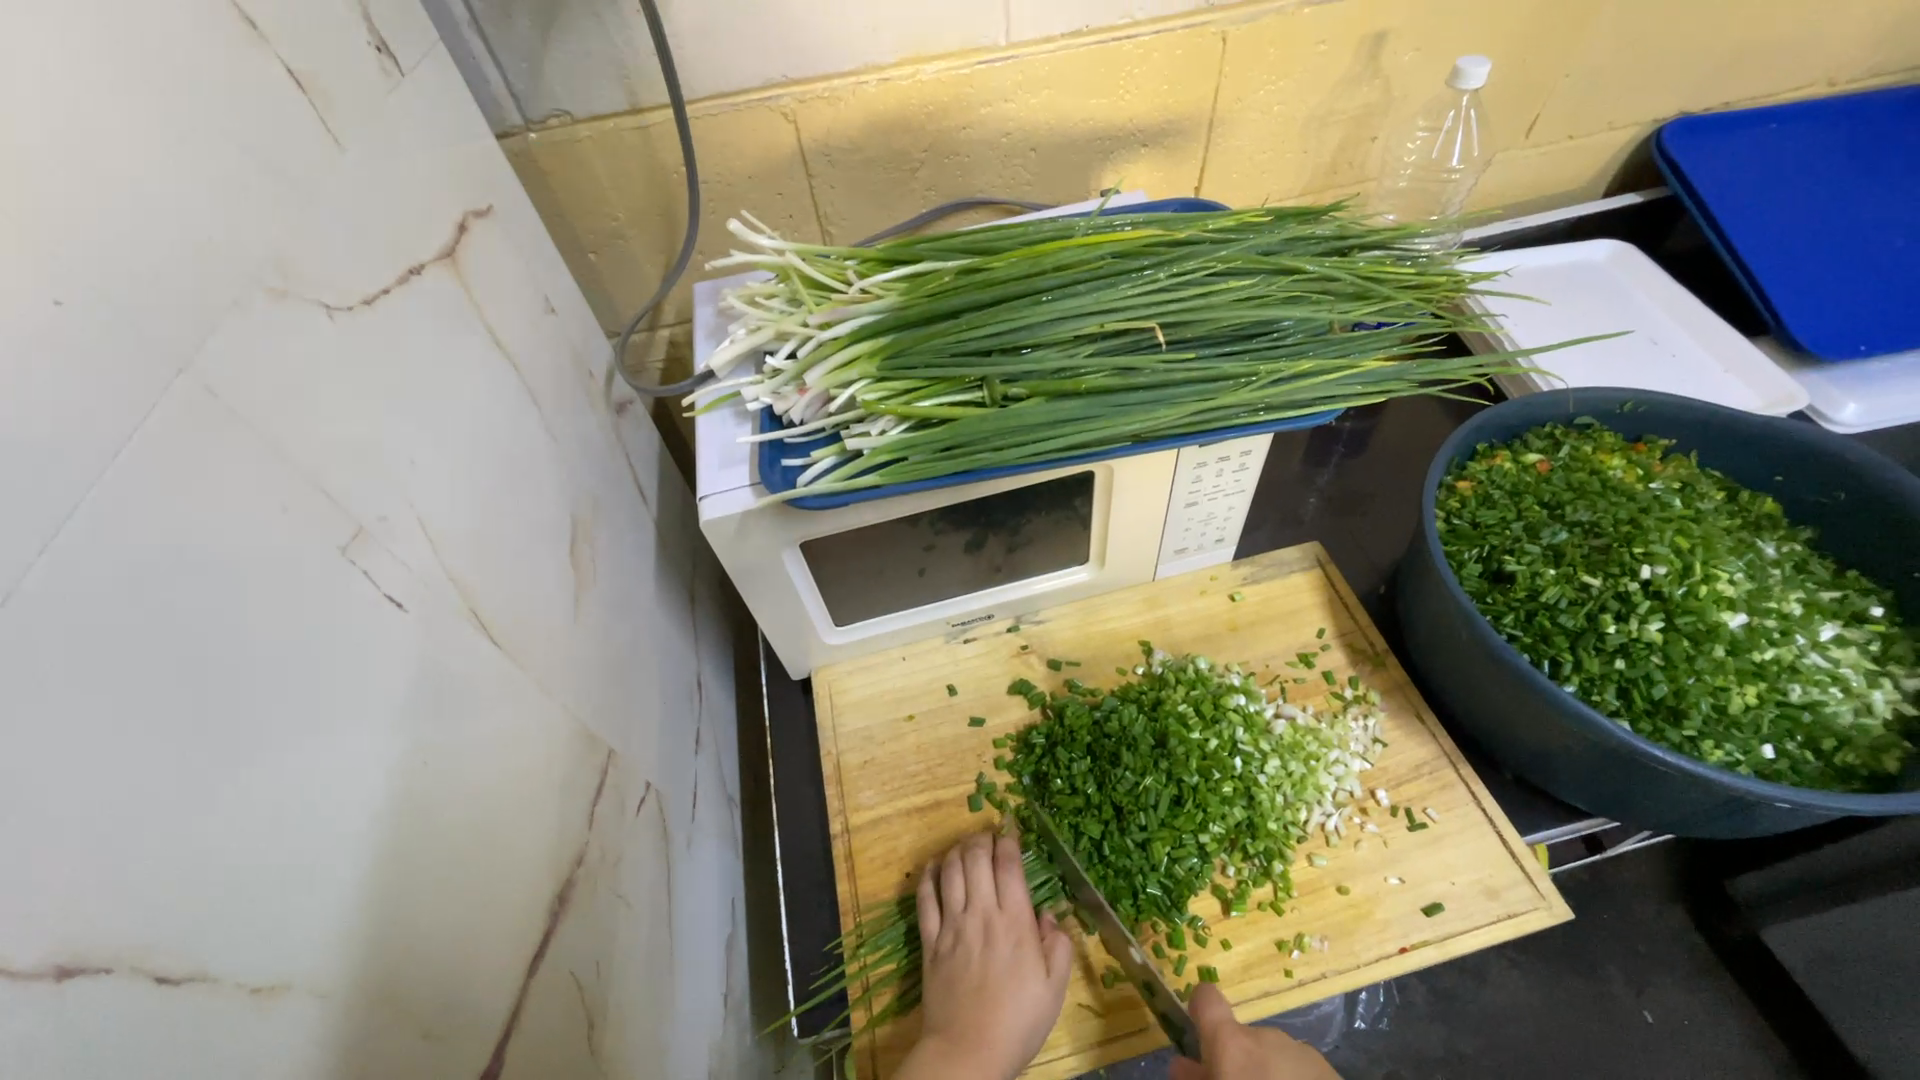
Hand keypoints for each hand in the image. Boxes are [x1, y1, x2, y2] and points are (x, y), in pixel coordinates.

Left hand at [894, 829, 1073, 1079]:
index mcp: (1014, 922)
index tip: (1011, 828)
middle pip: (976, 858)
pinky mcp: (929, 941)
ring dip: (958, 850)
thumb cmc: (1018, 1021)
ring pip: (951, 870)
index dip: (1009, 839)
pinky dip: (929, 875)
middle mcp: (981, 913)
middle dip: (982, 838)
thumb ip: (1057, 946)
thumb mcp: (1054, 989)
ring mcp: (951, 925)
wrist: (968, 1051)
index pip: (1008, 864)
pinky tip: (934, 866)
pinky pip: (925, 898)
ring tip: (966, 844)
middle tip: (988, 834)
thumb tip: (1050, 916)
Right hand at [1170, 983, 1343, 1079]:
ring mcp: (1302, 1052)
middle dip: (1239, 1063)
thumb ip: (1194, 1079)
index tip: (1199, 1035)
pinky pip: (1301, 1071)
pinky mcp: (1331, 1071)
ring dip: (1268, 1075)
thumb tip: (1181, 1065)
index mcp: (1231, 1041)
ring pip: (1274, 1056)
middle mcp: (1266, 1035)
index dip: (1201, 1011)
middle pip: (1242, 1038)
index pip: (1206, 998)